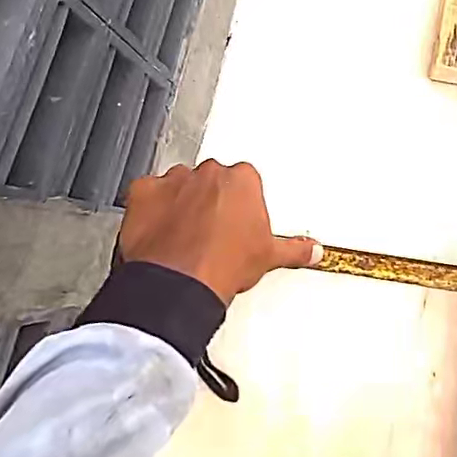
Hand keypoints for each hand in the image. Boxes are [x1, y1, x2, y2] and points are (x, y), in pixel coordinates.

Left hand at [119, 160, 317, 303]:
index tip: (236, 223)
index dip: (239, 204)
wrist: (180, 282)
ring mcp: (175, 181)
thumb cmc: (223, 263)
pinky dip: (150, 209)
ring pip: (178, 184)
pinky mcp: (144, 192)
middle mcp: (209, 173)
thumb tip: (311, 252)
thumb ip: (293, 249)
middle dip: (210, 200)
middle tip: (210, 231)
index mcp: (242, 180)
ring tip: (182, 234)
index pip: (244, 181)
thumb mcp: (268, 256)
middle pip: (211, 180)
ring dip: (180, 202)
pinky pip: (146, 194)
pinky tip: (157, 231)